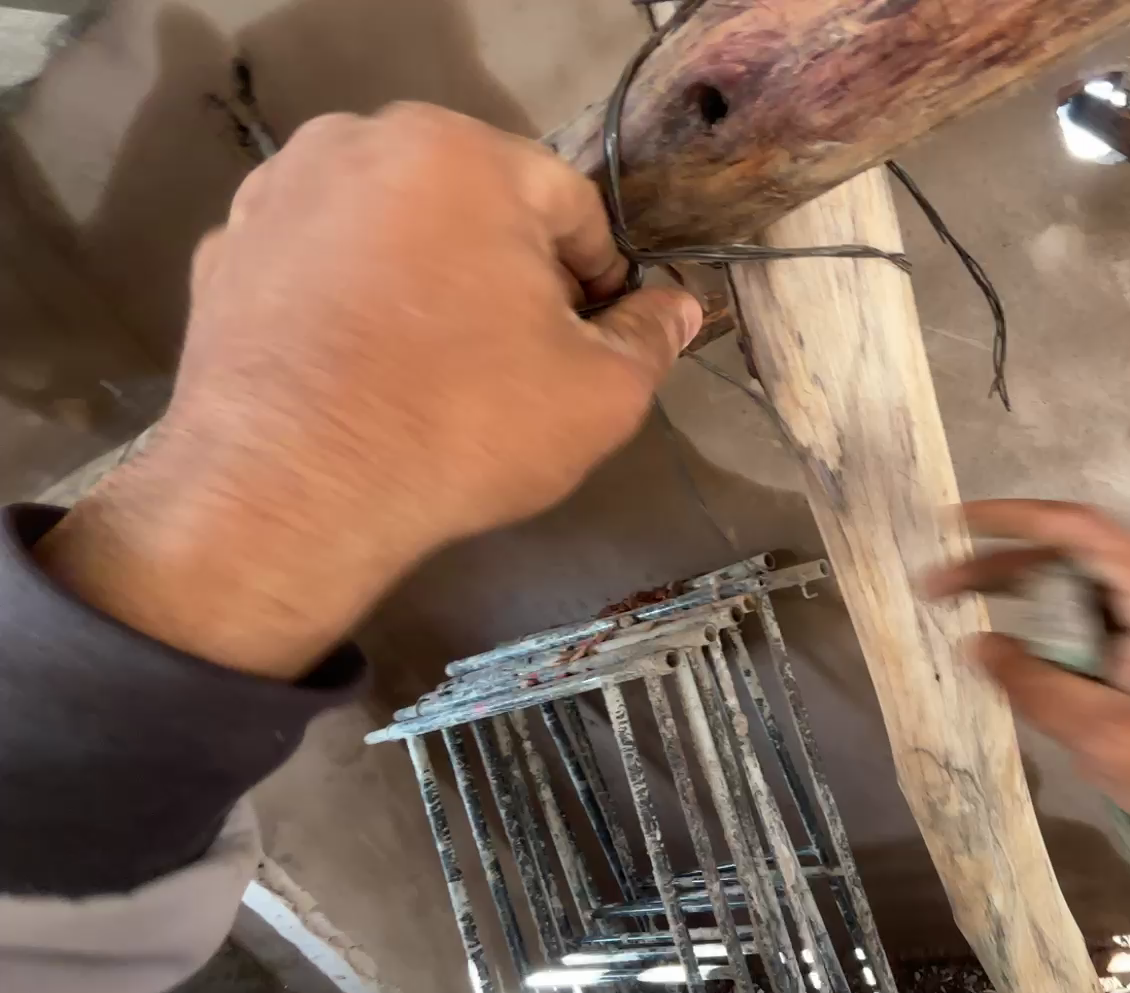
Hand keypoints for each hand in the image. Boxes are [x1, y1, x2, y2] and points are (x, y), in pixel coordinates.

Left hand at [35, 104, 700, 678]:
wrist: (298, 491)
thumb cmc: (477, 423)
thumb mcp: (607, 389)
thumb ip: (653, 335)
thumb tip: (680, 306)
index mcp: (466, 160)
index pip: (574, 205)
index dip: (605, 276)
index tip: (601, 337)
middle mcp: (362, 144)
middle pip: (489, 206)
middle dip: (527, 272)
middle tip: (536, 351)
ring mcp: (280, 190)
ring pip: (412, 226)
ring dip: (454, 279)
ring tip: (460, 360)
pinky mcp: (228, 248)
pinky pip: (341, 257)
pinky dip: (377, 294)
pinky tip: (389, 363)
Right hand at [924, 500, 1129, 873]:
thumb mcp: (1102, 736)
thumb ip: (1034, 685)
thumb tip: (977, 644)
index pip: (1078, 530)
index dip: (1015, 517)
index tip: (957, 523)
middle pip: (1069, 550)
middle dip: (1001, 559)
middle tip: (940, 582)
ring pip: (1073, 578)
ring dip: (1017, 583)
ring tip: (958, 598)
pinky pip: (1084, 607)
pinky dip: (1041, 611)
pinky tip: (1008, 631)